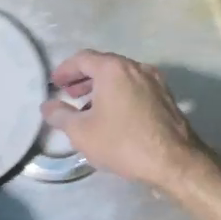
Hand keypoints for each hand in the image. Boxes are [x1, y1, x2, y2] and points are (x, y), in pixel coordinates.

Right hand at [40, 50, 212, 188]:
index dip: (65, 70)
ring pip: (122, 77)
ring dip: (102, 88)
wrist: (173, 161)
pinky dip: (120, 94)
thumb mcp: (82, 132)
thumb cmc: (122, 143)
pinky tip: (114, 116)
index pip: (83, 58)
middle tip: (69, 94)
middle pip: (104, 65)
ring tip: (88, 108)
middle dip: (84, 78)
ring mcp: (155, 81)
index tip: (54, 83)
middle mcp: (136, 67)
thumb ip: (60, 115)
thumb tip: (47, 106)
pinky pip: (136, 88)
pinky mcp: (166, 97)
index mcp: (113, 69)